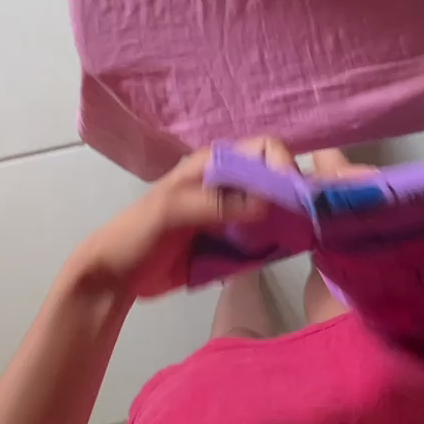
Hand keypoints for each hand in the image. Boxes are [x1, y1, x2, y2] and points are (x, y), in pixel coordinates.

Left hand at [70, 138, 293, 299]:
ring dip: (288, 221)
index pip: (263, 148)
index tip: (295, 196)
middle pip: (273, 177)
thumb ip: (215, 204)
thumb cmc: (138, 233)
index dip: (283, 164)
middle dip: (292, 195)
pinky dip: (275, 243)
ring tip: (300, 240)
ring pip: (273, 208)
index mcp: (213, 163)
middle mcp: (228, 183)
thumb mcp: (171, 211)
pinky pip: (263, 237)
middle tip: (306, 222)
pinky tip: (283, 253)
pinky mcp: (231, 242)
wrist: (117, 276)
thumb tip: (265, 204)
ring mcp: (231, 213)